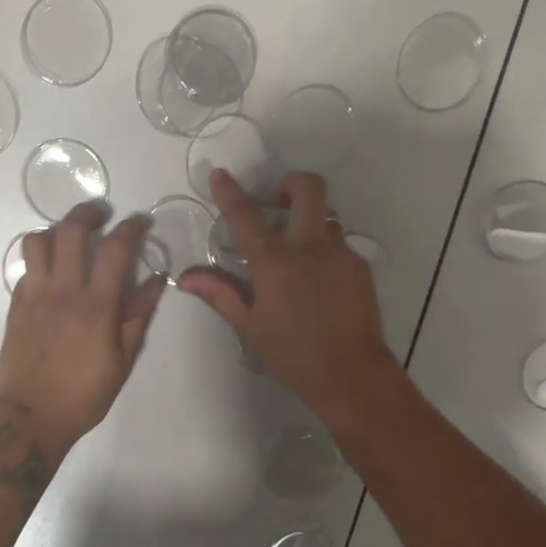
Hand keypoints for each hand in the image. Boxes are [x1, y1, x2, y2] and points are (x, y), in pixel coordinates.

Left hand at [0, 201, 164, 453]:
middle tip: (102, 214)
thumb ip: (137, 318)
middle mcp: (62, 291)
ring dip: (56, 231)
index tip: (141, 222)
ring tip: (70, 239)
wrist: (32, 416)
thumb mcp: (122, 362)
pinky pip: (26, 268)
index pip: (116, 249)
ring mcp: (34, 296)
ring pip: (38, 241)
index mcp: (96, 306)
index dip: (132, 228)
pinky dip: (41, 260)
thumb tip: (154, 283)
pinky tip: (53, 273)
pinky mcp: (15, 306)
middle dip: (89, 213)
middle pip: (71, 230)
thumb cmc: (83, 396)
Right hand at [178, 170, 398, 413]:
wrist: (350, 372)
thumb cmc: (292, 354)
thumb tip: (186, 278)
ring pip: (327, 217)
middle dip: (290, 183)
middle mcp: (309, 247)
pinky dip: (325, 252)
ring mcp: (340, 254)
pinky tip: (319, 284)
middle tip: (277, 202)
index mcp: (274, 262)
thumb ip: (220, 295)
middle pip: (308, 188)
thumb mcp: (249, 327)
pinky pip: (340, 246)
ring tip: (298, 255)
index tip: (220, 174)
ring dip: (309, 223)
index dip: (229, 192)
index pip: (245, 216)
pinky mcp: (360, 267)